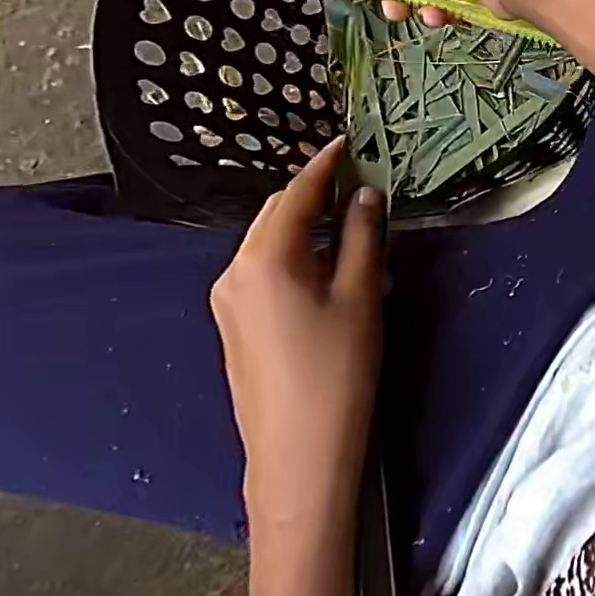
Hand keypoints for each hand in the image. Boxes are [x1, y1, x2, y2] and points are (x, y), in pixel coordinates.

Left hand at [211, 136, 385, 528]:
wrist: (297, 454)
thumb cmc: (337, 371)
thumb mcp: (360, 296)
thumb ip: (362, 237)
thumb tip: (366, 194)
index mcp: (264, 259)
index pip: (296, 195)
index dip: (324, 166)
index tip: (346, 142)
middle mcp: (234, 272)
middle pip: (275, 215)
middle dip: (313, 194)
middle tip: (355, 181)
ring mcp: (228, 301)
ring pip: (269, 243)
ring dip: (306, 225)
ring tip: (349, 221)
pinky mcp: (234, 325)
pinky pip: (264, 270)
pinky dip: (296, 253)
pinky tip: (326, 265)